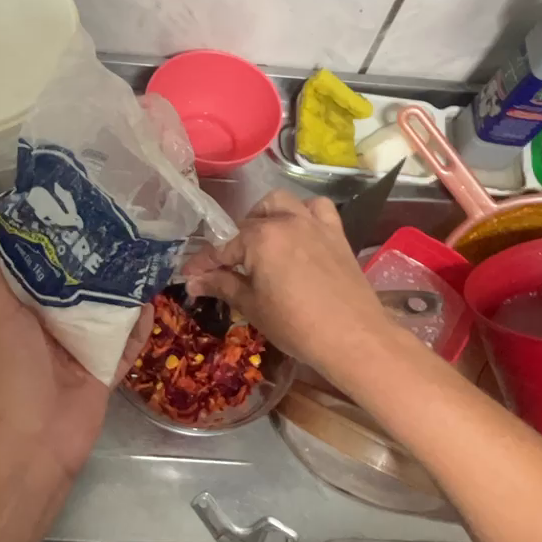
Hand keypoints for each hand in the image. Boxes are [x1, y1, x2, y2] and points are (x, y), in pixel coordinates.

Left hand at [0, 225, 147, 481]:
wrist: (34, 442)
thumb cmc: (10, 373)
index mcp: (20, 311)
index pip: (38, 267)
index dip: (53, 239)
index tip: (74, 204)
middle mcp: (49, 327)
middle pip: (77, 288)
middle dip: (95, 261)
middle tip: (122, 222)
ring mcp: (79, 350)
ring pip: (105, 313)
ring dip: (122, 291)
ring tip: (145, 253)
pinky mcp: (104, 372)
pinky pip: (125, 344)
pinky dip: (138, 327)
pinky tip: (154, 300)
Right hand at [182, 190, 396, 381]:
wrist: (353, 337)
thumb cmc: (296, 325)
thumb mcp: (253, 307)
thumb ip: (222, 286)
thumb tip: (194, 281)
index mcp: (260, 239)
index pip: (222, 248)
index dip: (203, 263)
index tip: (189, 275)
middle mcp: (285, 222)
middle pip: (250, 222)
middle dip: (235, 241)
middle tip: (230, 267)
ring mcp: (314, 224)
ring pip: (282, 204)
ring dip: (266, 215)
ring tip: (261, 240)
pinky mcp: (336, 233)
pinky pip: (318, 209)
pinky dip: (304, 213)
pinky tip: (299, 231)